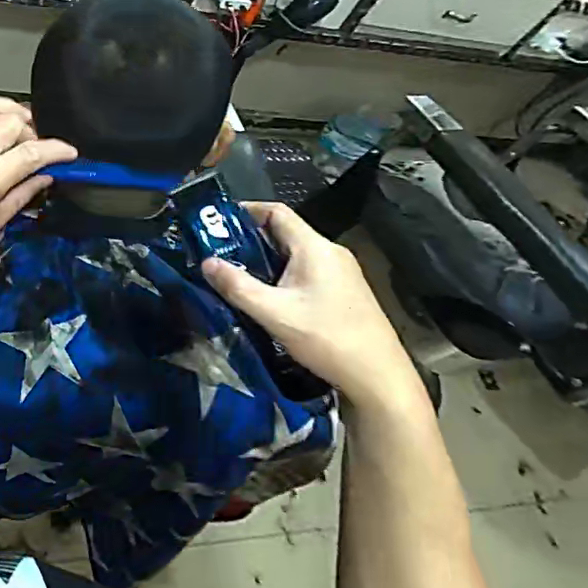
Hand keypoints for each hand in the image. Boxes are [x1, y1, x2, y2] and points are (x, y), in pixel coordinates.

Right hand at [201, 202, 420, 410]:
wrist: (379, 377)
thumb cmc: (326, 338)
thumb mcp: (274, 314)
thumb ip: (238, 287)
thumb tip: (207, 262)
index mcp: (314, 247)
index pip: (277, 211)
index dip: (247, 211)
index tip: (220, 222)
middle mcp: (331, 251)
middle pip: (287, 232)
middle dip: (253, 238)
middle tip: (224, 251)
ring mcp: (343, 271)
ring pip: (298, 253)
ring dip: (270, 259)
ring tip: (242, 275)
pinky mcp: (348, 291)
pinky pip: (310, 270)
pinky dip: (287, 274)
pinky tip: (274, 297)